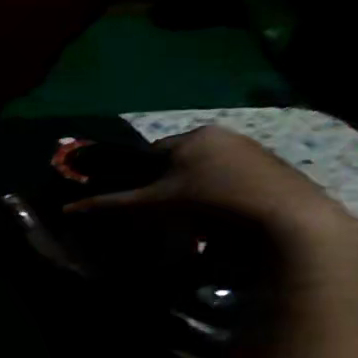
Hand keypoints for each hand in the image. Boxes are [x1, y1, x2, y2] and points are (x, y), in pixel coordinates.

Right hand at [65, 126, 357, 246]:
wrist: (291, 222)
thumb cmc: (211, 205)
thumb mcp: (153, 206)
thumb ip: (110, 204)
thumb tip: (67, 208)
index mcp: (192, 136)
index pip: (149, 154)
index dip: (138, 179)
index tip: (139, 203)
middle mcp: (224, 134)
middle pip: (178, 162)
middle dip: (168, 185)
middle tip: (165, 214)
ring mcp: (255, 149)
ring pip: (206, 171)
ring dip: (195, 191)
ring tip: (196, 221)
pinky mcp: (277, 169)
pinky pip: (233, 179)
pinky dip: (223, 195)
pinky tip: (226, 219)